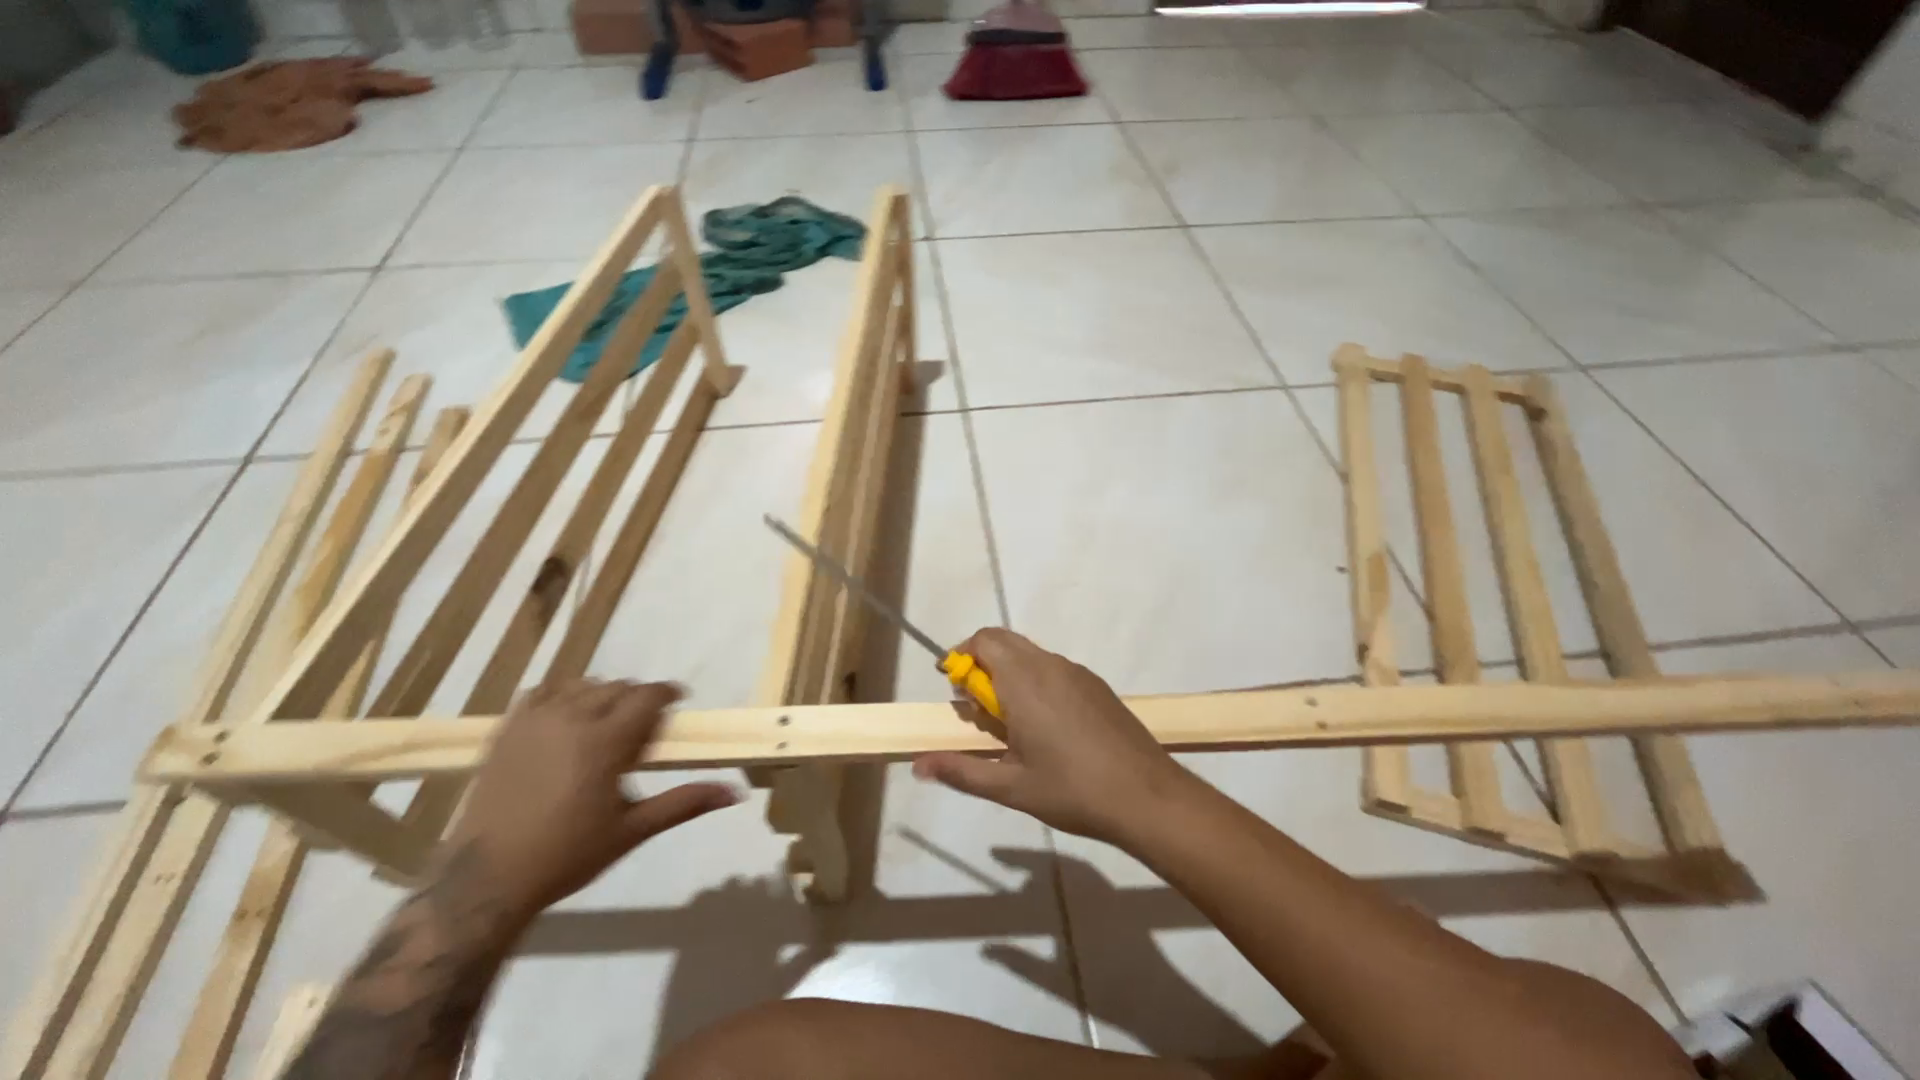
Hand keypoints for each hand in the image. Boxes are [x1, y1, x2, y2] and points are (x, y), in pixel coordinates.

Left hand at [438, 679, 739, 920]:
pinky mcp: (507, 729)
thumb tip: (735, 793)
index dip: (667, 694)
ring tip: (605, 723)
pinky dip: (562, 696)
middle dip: (636, 699)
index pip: (647, 696)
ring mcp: (534, 721)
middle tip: (642, 729)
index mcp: (606, 742)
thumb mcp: (633, 831)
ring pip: (580, 686)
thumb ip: (684, 803)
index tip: (677, 703)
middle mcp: (571, 719)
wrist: (490, 876)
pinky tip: (566, 718)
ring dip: (601, 695)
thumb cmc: (569, 855)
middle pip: (617, 687)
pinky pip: (542, 692)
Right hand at [912, 629, 1195, 840]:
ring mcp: (1078, 674)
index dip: (960, 656)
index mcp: (1024, 682)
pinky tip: (1044, 728)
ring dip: (1009, 674)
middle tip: (975, 708)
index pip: (983, 641)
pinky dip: (1035, 682)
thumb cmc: (1072, 791)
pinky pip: (1055, 670)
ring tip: (1008, 723)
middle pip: (1005, 642)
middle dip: (981, 663)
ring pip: (1031, 655)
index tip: (953, 689)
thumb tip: (918, 765)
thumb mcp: (1010, 787)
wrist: (1147, 797)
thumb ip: (961, 770)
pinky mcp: (1098, 687)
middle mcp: (1050, 666)